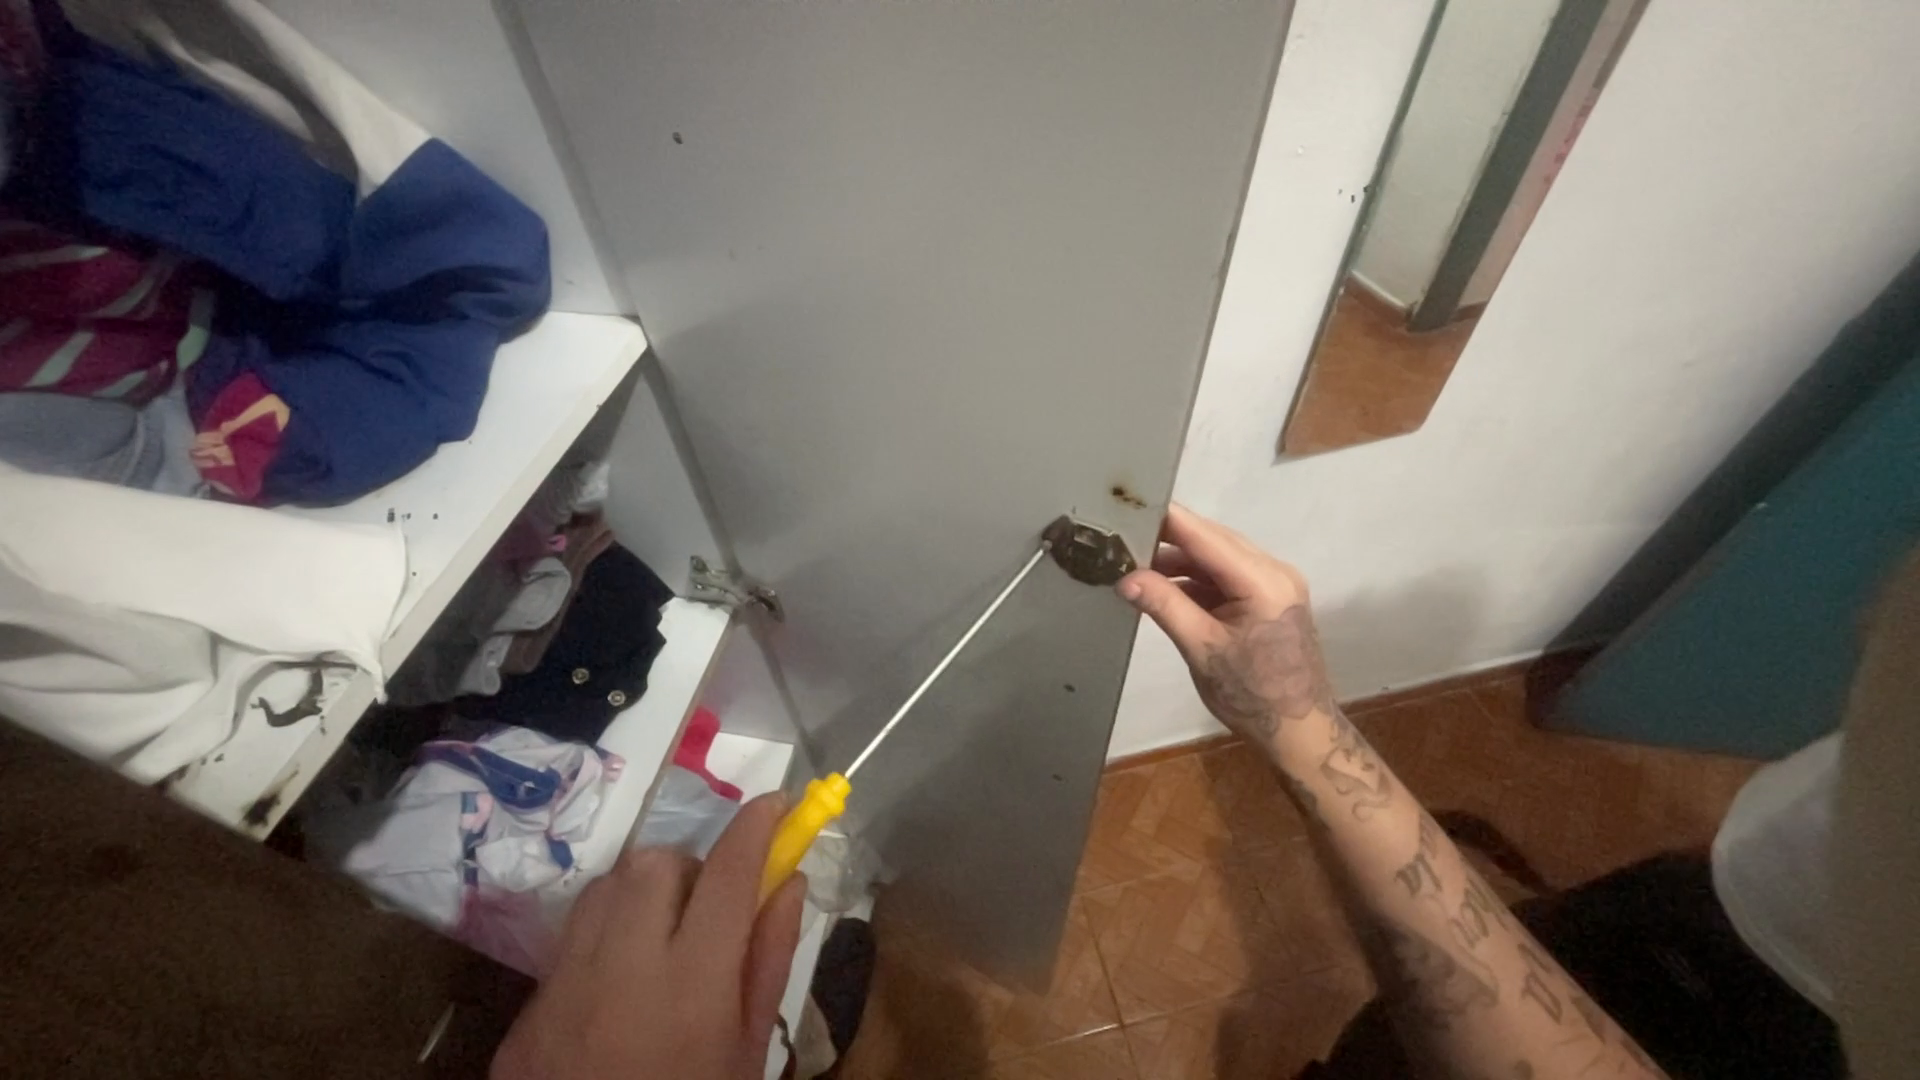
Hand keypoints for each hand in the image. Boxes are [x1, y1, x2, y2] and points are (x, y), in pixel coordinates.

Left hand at [491, 794, 806, 1079]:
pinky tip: (619, 981)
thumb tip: (791, 880)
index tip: (778, 802)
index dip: (758, 826)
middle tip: (708, 908)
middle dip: (691, 868)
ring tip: (662, 937)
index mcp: (693, 988)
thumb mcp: (750, 1051)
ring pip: (606, 888)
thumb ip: (770, 958)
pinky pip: (570, 937)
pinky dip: (605, 932)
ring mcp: (563, 991)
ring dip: (644, 893)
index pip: (730, 875)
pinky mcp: (525, 1014)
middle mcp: (622, 972)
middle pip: (655, 865)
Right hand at [1118, 504, 1334, 746]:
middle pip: (1211, 539)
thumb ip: (1164, 606)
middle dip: (1166, 538)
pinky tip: (1160, 585)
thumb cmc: (1252, 696)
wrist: (1299, 732)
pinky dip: (1193, 578)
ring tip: (1131, 563)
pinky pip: (1223, 575)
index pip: (1204, 535)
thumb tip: (1123, 578)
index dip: (1165, 519)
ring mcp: (1273, 583)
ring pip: (1215, 556)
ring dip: (1177, 560)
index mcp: (1263, 580)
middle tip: (1119, 537)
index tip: (1124, 507)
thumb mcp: (1202, 649)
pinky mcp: (1266, 597)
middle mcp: (1273, 571)